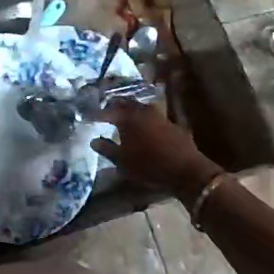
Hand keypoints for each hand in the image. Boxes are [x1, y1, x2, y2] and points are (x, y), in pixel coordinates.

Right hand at [91, 100, 223, 201]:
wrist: (186, 170)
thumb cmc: (149, 166)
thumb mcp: (123, 161)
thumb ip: (107, 149)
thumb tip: (93, 140)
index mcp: (128, 118)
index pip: (107, 112)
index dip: (96, 114)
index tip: (87, 117)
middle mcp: (142, 112)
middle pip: (125, 103)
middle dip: (114, 106)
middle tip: (106, 110)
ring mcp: (159, 116)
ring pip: (141, 108)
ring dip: (131, 109)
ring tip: (124, 115)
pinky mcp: (173, 124)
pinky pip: (155, 116)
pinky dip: (146, 118)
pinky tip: (145, 125)